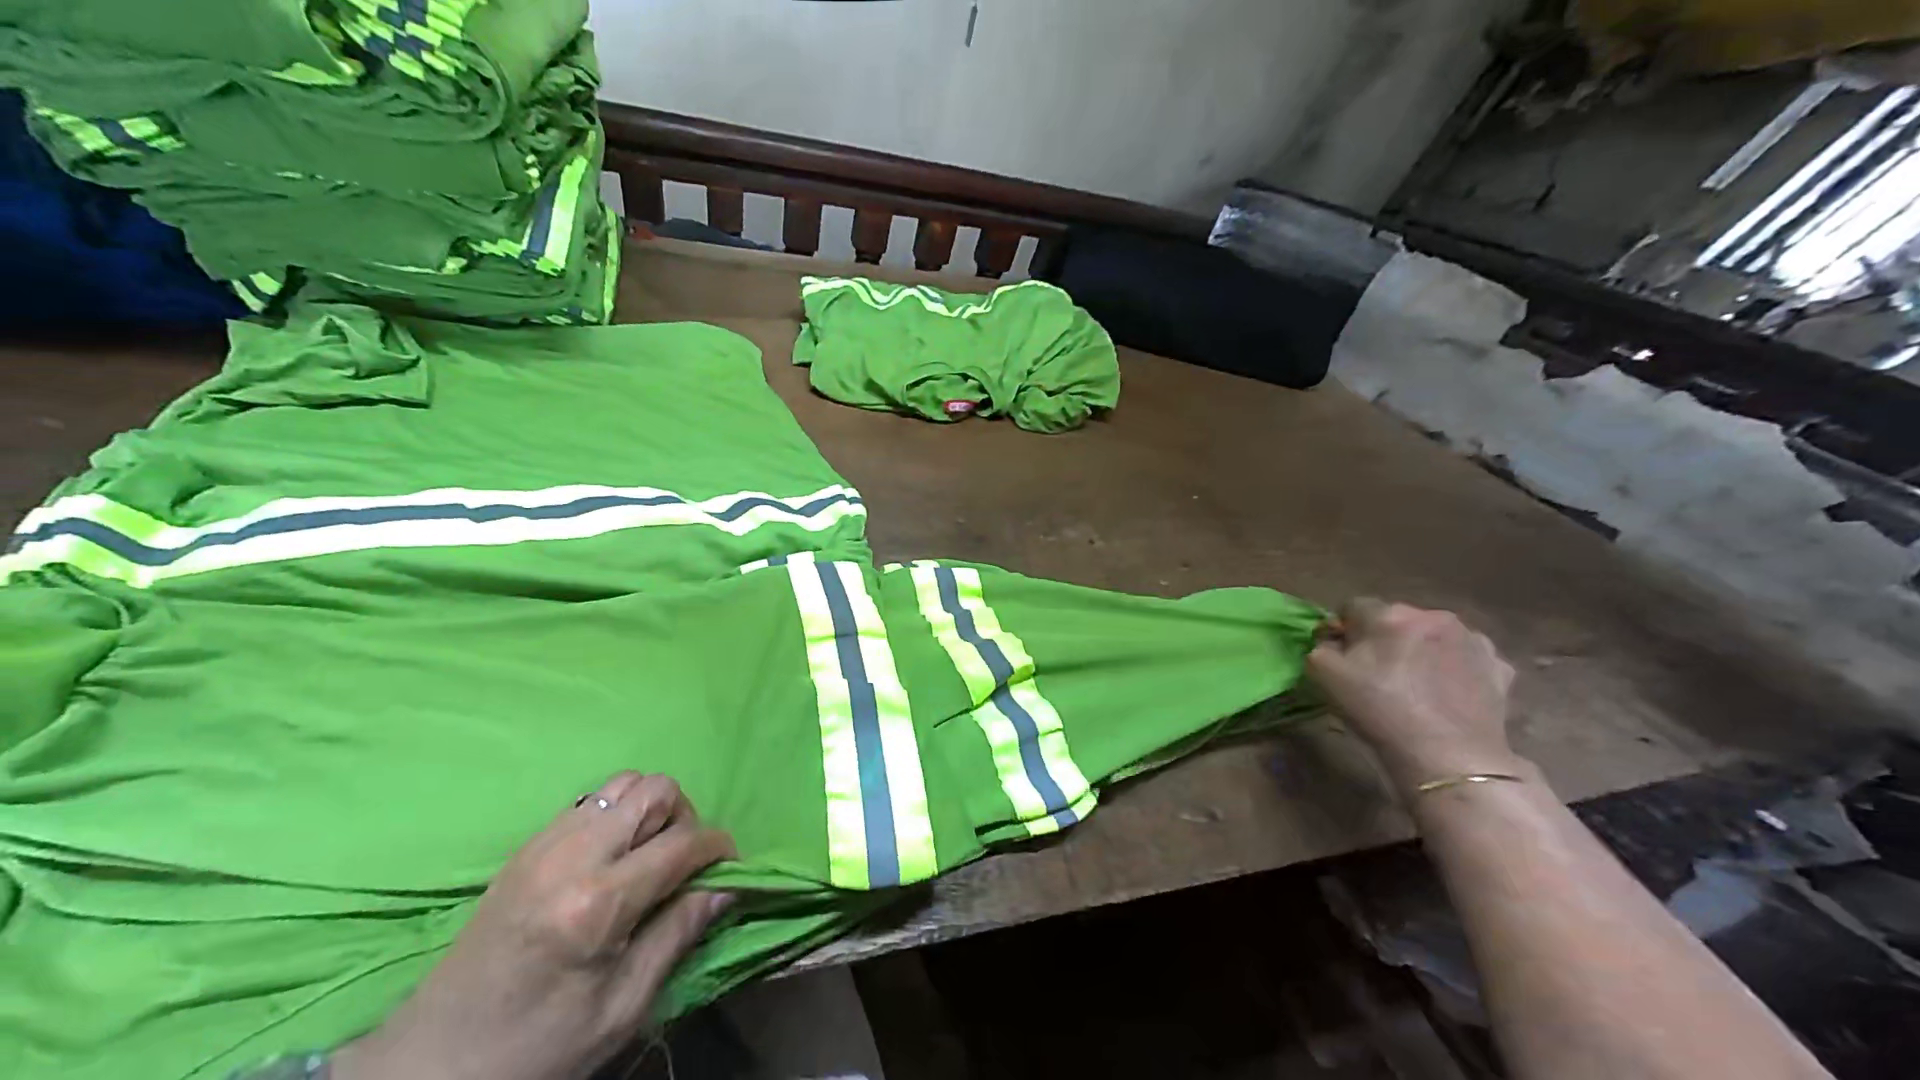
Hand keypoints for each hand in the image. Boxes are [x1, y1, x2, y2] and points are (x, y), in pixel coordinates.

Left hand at [334, 772, 736, 1079]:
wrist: (431, 1066)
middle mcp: (571, 857)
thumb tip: (726, 888)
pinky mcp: (525, 848)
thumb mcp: (622, 1008)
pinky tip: (613, 859)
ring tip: (649, 856)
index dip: (719, 848)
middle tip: (683, 863)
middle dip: (685, 818)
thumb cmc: (538, 1049)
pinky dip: (617, 815)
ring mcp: (543, 845)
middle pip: (654, 790)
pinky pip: (590, 801)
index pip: (682, 844)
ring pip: (623, 784)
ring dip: (650, 810)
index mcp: (597, 904)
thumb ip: (677, 934)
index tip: (730, 868)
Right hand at [1308, 599, 1521, 797]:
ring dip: (1422, 650)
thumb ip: (1320, 646)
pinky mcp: (1499, 666)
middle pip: (1396, 619)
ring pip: (1434, 635)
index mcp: (1387, 615)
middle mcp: (1432, 616)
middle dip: (1385, 638)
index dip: (1344, 630)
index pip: (1353, 607)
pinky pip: (1467, 657)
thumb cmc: (1380, 712)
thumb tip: (1332, 639)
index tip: (1344, 656)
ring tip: (1418, 685)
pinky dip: (1456, 668)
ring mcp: (1472, 639)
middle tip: (1379, 673)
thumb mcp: (1324, 676)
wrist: (1449, 756)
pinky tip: (1449, 693)